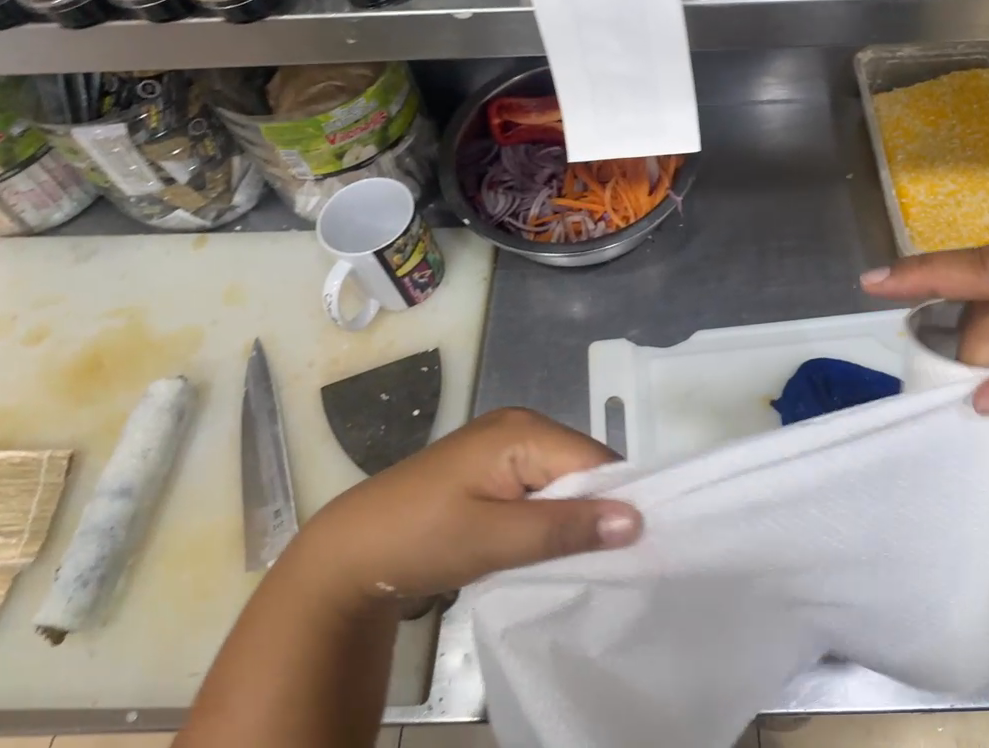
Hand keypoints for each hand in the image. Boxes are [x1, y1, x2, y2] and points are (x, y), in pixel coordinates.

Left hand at [285, 408, 640, 604]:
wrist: (351, 553)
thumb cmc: (420, 538)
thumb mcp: (494, 538)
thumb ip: (564, 528)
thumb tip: (637, 520)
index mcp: (523, 430)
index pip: (596, 461)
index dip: (618, 502)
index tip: (635, 551)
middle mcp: (521, 427)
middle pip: (584, 468)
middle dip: (595, 511)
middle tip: (607, 562)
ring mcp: (505, 447)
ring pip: (565, 481)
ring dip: (573, 518)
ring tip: (581, 560)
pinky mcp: (495, 470)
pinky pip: (542, 489)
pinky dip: (550, 518)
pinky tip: (549, 547)